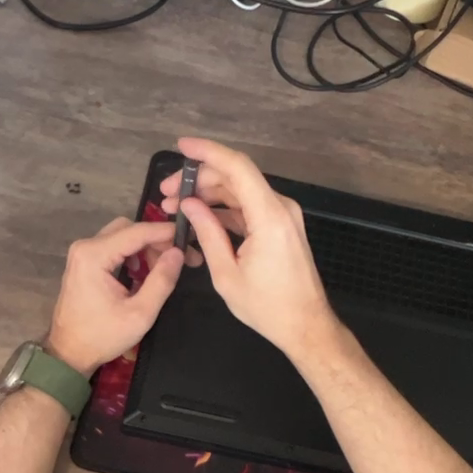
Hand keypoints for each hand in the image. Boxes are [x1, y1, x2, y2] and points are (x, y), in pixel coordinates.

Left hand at [45, 218, 184, 375]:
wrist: (69, 353)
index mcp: (95, 255)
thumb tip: (178, 253)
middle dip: (155, 240)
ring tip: (162, 269)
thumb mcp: (140, 313)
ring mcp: (82, 253)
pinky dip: (131, 253)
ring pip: (121, 236)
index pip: (138, 231)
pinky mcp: (83, 262)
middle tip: (177, 260)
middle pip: (129, 228)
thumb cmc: (103, 336)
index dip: (166, 233)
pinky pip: (112, 247)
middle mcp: (86, 246)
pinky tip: (143, 272)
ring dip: (144, 247)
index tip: (190, 241)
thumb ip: (161, 280)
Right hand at [159, 137, 341, 363]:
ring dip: (209, 195)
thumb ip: (207, 233)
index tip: (181, 146)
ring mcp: (283, 216)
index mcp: (269, 216)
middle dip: (199, 179)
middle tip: (167, 193)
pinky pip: (250, 208)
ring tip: (176, 207)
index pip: (237, 167)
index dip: (207, 152)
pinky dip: (225, 210)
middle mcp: (280, 208)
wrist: (306, 326)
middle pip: (236, 177)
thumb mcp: (227, 273)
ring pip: (241, 192)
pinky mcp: (282, 227)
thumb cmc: (267, 307)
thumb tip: (189, 205)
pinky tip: (200, 218)